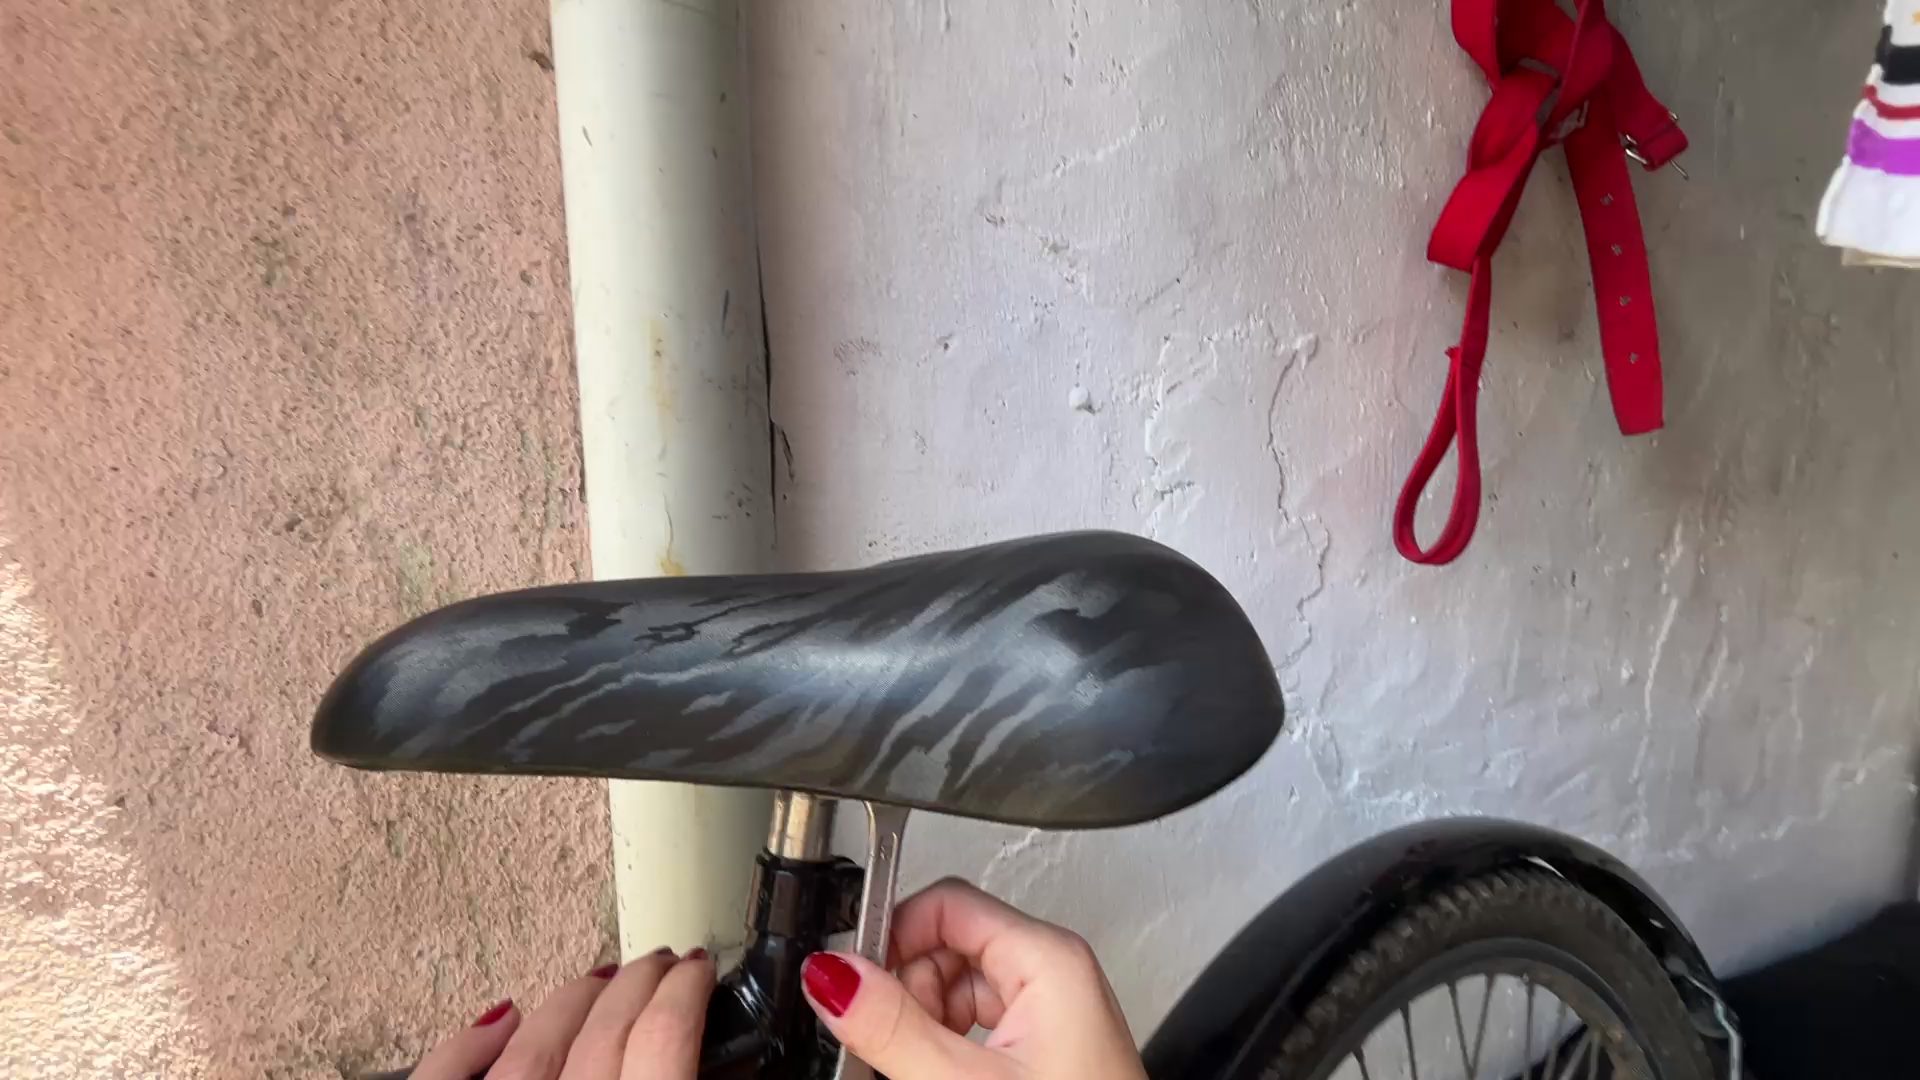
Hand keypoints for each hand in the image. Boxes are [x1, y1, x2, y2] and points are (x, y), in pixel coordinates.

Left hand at [412, 949, 714, 1079]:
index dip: (690, 987)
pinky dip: (468, 1046)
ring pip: (533, 1047)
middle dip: (644, 980)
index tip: (700, 968)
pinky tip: (499, 1017)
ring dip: (575, 1000)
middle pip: (606, 1030)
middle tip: (663, 964)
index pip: (667, 1034)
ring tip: (600, 979)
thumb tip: (738, 1059)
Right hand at [800, 878, 1148, 1079]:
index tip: (855, 981)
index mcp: (1047, 957)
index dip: (893, 936)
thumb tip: (835, 975)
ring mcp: (1050, 1004)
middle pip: (948, 942)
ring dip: (923, 1022)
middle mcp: (1053, 968)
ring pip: (958, 982)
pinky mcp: (1043, 1039)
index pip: (946, 902)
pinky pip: (976, 1017)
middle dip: (908, 989)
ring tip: (917, 1068)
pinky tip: (939, 1074)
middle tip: (890, 1044)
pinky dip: (946, 1043)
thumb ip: (895, 1028)